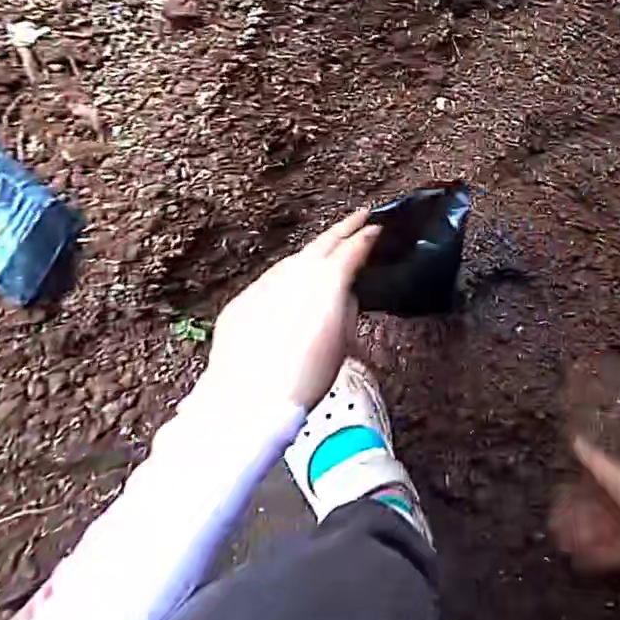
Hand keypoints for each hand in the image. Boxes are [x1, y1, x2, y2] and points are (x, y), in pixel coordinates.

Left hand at [198, 209, 381, 409]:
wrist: (248, 402)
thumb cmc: (303, 378)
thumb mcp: (342, 342)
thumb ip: (347, 309)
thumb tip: (346, 297)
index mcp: (327, 281)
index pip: (352, 248)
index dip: (367, 236)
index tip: (376, 228)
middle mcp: (295, 274)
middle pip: (323, 242)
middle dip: (344, 227)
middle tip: (360, 217)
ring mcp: (265, 284)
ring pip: (294, 259)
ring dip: (313, 253)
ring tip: (327, 251)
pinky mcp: (243, 301)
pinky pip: (270, 281)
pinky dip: (285, 278)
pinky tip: (291, 287)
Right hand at [550, 436, 619, 576]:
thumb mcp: (616, 476)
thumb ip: (594, 461)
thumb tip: (576, 440)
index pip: (593, 482)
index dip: (574, 491)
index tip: (557, 499)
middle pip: (594, 509)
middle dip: (574, 516)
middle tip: (554, 525)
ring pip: (599, 530)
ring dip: (580, 536)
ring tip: (562, 543)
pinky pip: (610, 550)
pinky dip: (595, 554)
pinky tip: (580, 560)